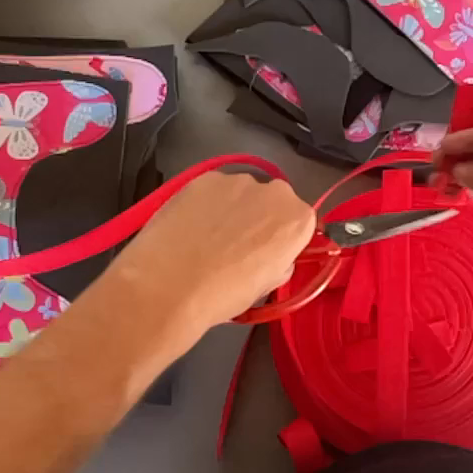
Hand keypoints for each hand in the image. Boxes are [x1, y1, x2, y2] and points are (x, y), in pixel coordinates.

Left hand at [82, 172, 315, 357]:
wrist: (169, 284)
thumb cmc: (225, 294)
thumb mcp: (268, 284)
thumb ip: (281, 260)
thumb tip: (273, 253)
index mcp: (298, 219)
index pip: (303, 222)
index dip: (285, 238)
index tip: (269, 252)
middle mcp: (275, 192)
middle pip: (275, 201)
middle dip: (262, 217)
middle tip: (238, 245)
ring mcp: (238, 181)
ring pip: (243, 193)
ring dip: (233, 208)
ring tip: (207, 236)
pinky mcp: (204, 178)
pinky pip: (214, 190)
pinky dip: (206, 204)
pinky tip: (189, 226)